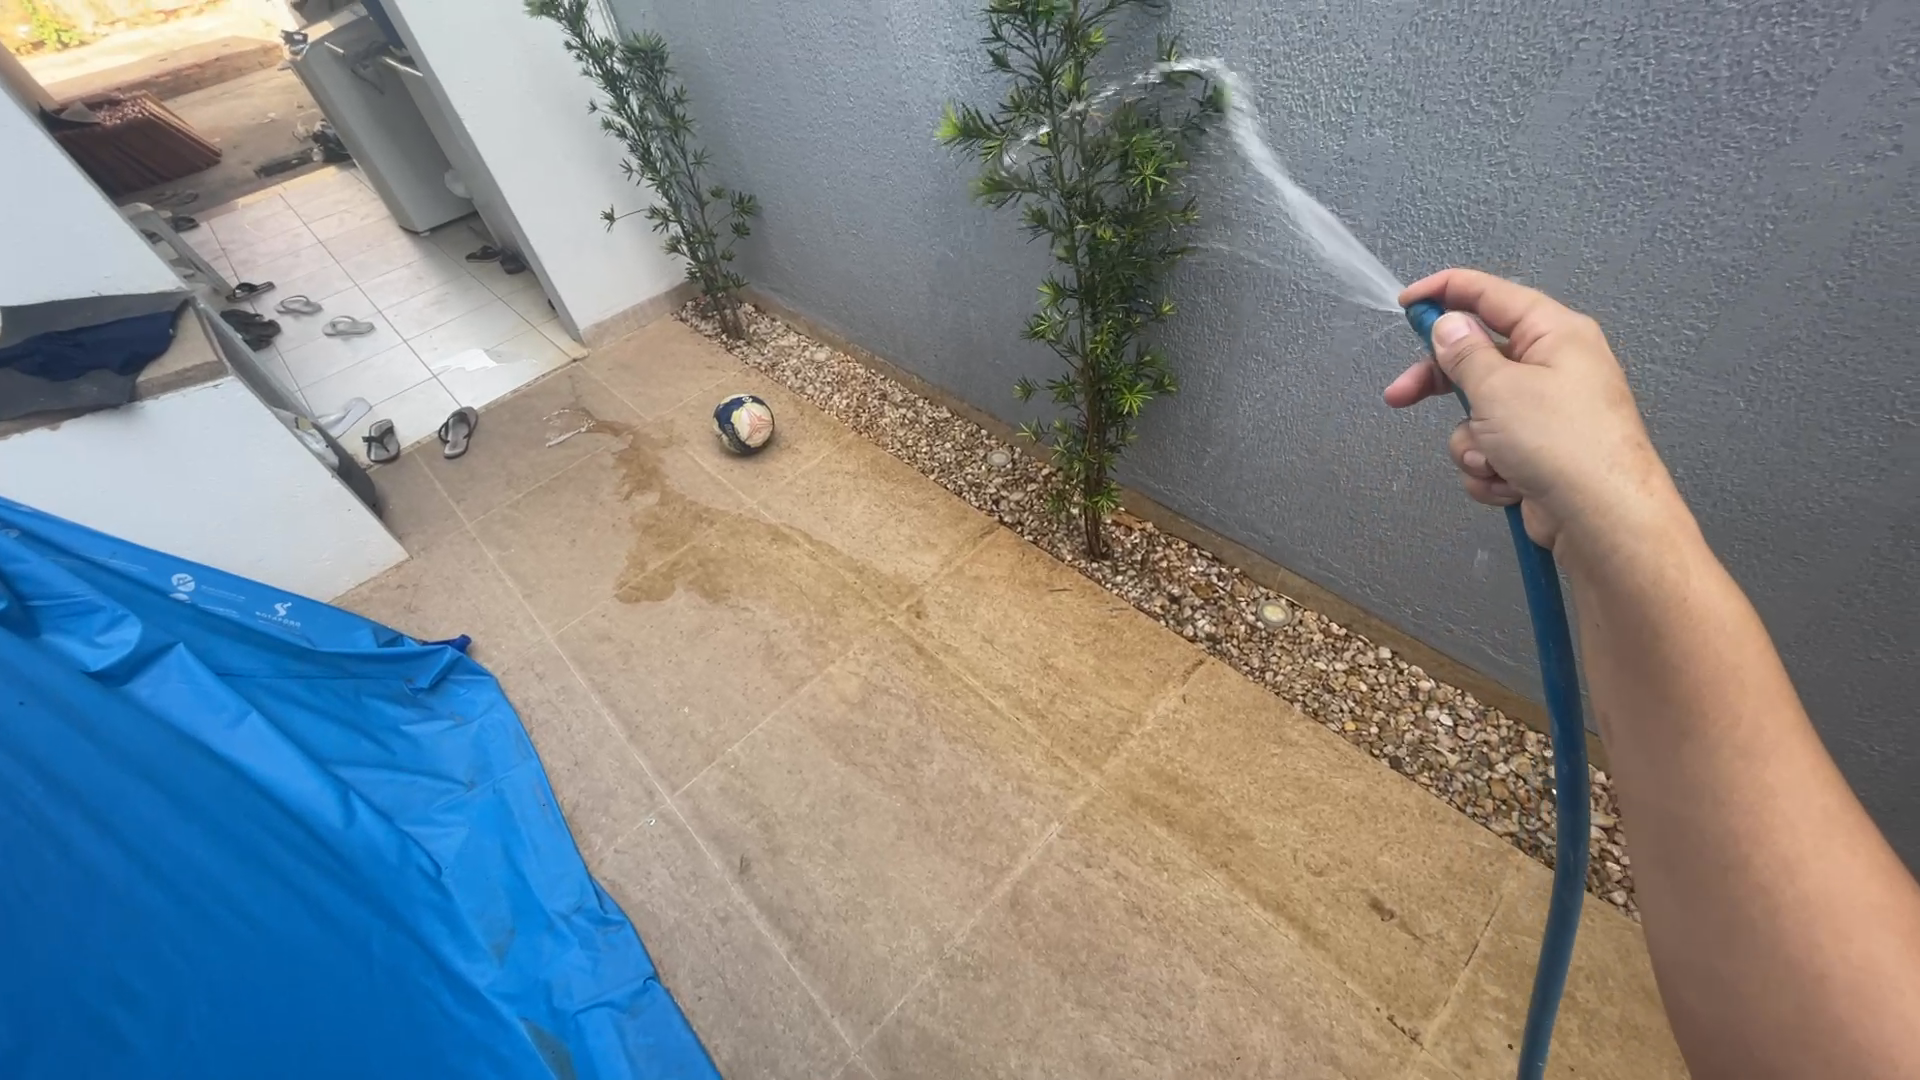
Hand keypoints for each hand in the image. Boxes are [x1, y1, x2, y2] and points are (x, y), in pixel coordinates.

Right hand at [1384, 268, 1677, 554]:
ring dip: (1469, 441)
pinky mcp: (1533, 450)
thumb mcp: (1498, 388)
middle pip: (1473, 360)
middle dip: (1438, 386)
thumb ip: (1464, 353)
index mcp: (1553, 334)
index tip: (1405, 304)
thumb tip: (1447, 323)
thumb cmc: (1557, 440)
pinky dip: (1486, 467)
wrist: (1599, 514)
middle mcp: (1550, 366)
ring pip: (1473, 413)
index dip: (1445, 293)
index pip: (1491, 295)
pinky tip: (1506, 482)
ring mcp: (1541, 411)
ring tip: (1490, 460)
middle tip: (1398, 397)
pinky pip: (1486, 448)